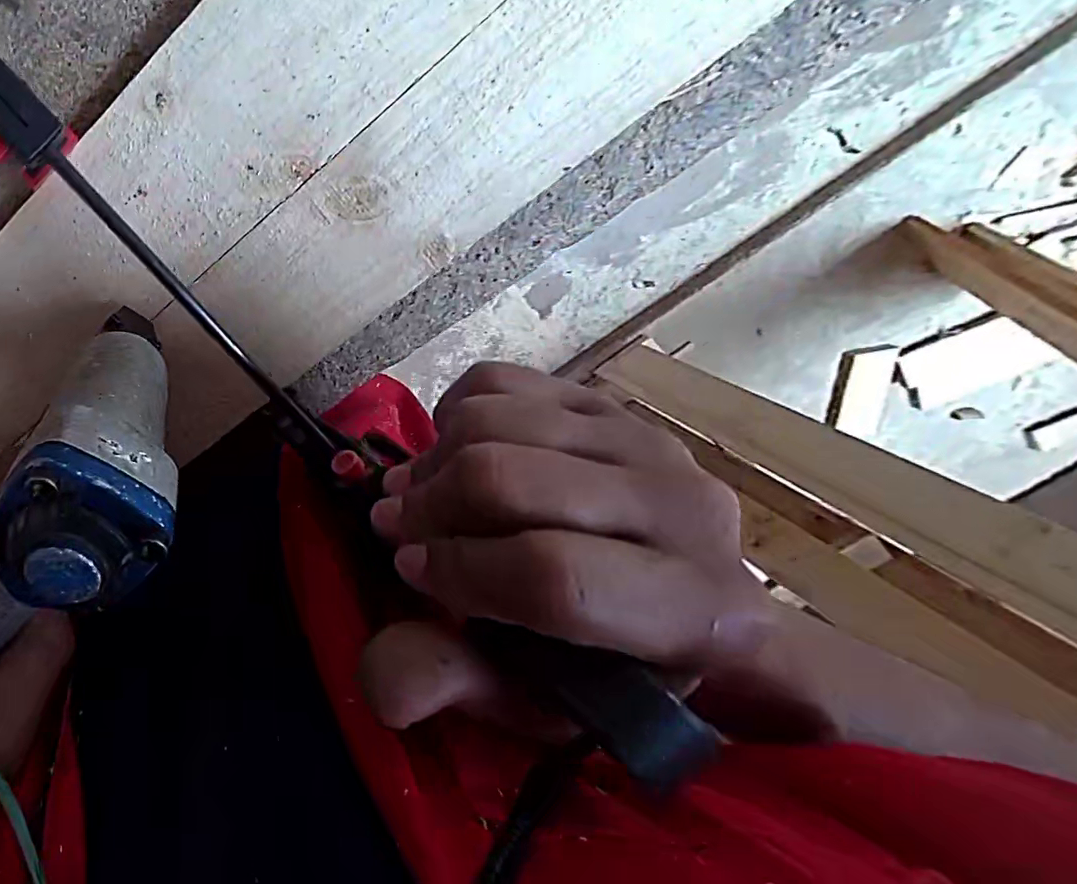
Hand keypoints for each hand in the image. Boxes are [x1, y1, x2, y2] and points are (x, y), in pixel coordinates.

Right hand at [358, 362, 771, 732]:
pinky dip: (451, 412)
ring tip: (418, 492)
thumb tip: (383, 684)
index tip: (411, 569)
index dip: (460, 571)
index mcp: (694, 611)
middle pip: (510, 479)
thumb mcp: (536, 694)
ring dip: (431, 458)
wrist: (670, 588)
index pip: (552, 576)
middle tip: (394, 523)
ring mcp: (644, 440)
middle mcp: (685, 510)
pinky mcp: (604, 401)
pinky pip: (499, 381)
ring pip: (495, 420)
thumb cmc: (605, 656)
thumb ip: (461, 686)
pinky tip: (453, 452)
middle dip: (429, 505)